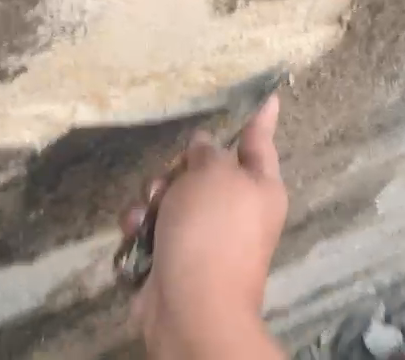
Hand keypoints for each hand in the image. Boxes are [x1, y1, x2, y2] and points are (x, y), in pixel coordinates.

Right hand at [122, 97, 288, 358]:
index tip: (268, 95)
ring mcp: (205, 236)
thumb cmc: (212, 231)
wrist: (191, 309)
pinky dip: (141, 226)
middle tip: (171, 176)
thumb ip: (207, 151)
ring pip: (172, 194)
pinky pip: (154, 225)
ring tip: (149, 211)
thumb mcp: (213, 173)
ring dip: (153, 197)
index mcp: (260, 188)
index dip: (259, 118)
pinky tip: (136, 231)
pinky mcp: (174, 256)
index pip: (258, 141)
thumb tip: (204, 146)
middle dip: (178, 168)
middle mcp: (236, 210)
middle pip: (202, 168)